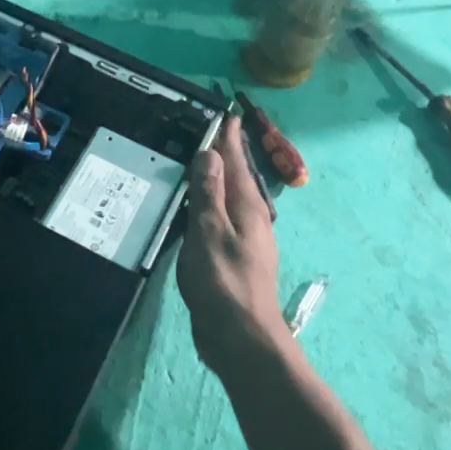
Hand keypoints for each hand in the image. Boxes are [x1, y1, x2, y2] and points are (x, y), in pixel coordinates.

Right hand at [177, 115, 285, 368]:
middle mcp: (251, 219)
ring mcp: (245, 239)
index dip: (229, 138)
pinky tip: (199, 208)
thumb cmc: (223, 282)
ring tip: (202, 161)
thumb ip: (208, 194)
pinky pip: (222, 216)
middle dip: (226, 153)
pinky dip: (211, 202)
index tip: (226, 113)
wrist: (242, 336)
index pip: (236, 163)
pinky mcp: (234, 257)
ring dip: (219, 177)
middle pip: (238, 177)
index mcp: (247, 208)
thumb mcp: (209, 233)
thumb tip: (210, 154)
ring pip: (231, 197)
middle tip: (211, 130)